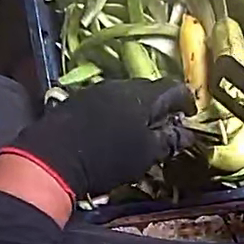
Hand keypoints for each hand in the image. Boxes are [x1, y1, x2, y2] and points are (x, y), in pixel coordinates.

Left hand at [6, 79, 196, 198]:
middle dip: (161, 107)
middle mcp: (121, 85)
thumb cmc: (108, 157)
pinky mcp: (77, 102)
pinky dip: (118, 115)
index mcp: (144, 95)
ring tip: (141, 132)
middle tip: (168, 127)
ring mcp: (97, 91)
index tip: (191, 116)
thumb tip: (187, 133)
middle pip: (149, 91)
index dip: (187, 102)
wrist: (53, 158)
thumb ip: (169, 140)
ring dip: (138, 111)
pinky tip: (114, 132)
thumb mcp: (146, 153)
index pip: (174, 88)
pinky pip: (108, 104)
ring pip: (127, 97)